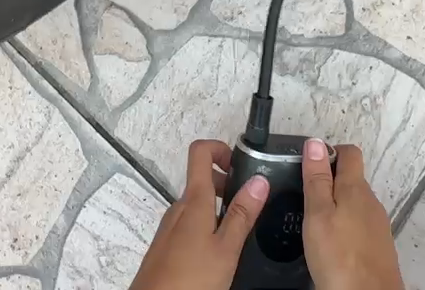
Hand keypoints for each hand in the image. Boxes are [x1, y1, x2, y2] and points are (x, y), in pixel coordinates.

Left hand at [130, 139, 269, 289]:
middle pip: (201, 179)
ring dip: (217, 208)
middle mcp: (178, 207)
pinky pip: (188, 224)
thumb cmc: (191, 279)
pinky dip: (205, 226)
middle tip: (248, 206)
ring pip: (196, 204)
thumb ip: (242, 215)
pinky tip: (216, 253)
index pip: (200, 152)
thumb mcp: (225, 249)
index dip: (220, 148)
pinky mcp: (165, 246)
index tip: (240, 166)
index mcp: (193, 200)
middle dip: (226, 184)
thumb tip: (259, 179)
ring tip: (237, 233)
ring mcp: (169, 227)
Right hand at [302, 139, 404, 289]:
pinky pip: (361, 225)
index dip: (329, 152)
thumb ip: (317, 179)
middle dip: (330, 182)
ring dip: (338, 206)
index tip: (310, 167)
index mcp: (356, 188)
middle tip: (307, 200)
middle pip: (352, 178)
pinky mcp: (380, 247)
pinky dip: (347, 227)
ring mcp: (379, 225)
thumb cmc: (339, 257)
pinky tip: (334, 246)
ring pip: (356, 203)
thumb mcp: (318, 215)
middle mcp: (372, 201)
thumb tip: (315, 142)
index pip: (349, 152)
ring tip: (317, 225)